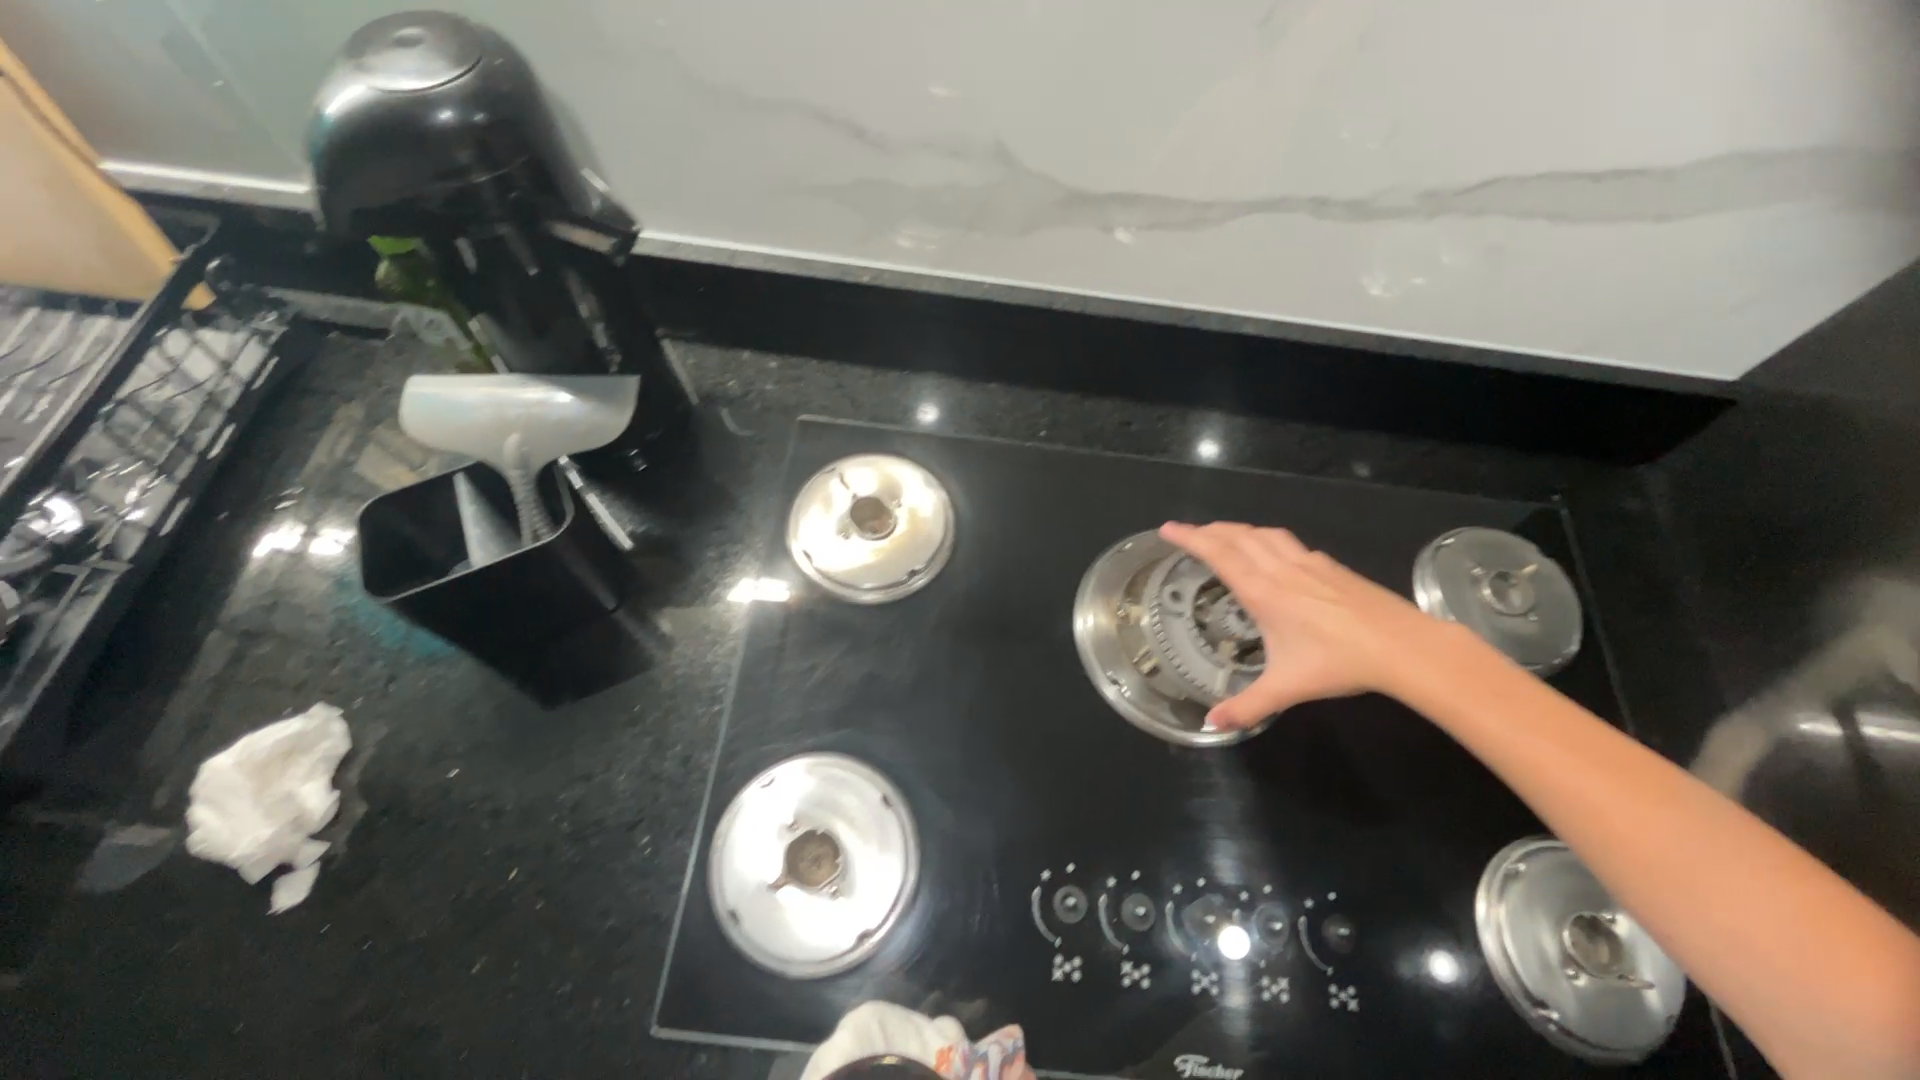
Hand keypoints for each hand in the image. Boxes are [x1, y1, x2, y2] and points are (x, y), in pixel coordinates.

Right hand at [1159, 521, 1449, 728]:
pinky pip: (1289, 544)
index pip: (1218, 554)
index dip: (1190, 538)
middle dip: (1209, 529)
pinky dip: (1268, 540)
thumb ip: (1247, 706)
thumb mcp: (1286, 689)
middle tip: (1188, 531)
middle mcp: (1281, 569)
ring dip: (1238, 529)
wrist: (1402, 645)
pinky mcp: (1332, 567)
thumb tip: (1212, 726)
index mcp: (1263, 591)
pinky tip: (1275, 553)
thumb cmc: (1338, 663)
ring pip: (1265, 534)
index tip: (1168, 528)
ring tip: (1224, 534)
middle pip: (1238, 536)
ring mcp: (1309, 564)